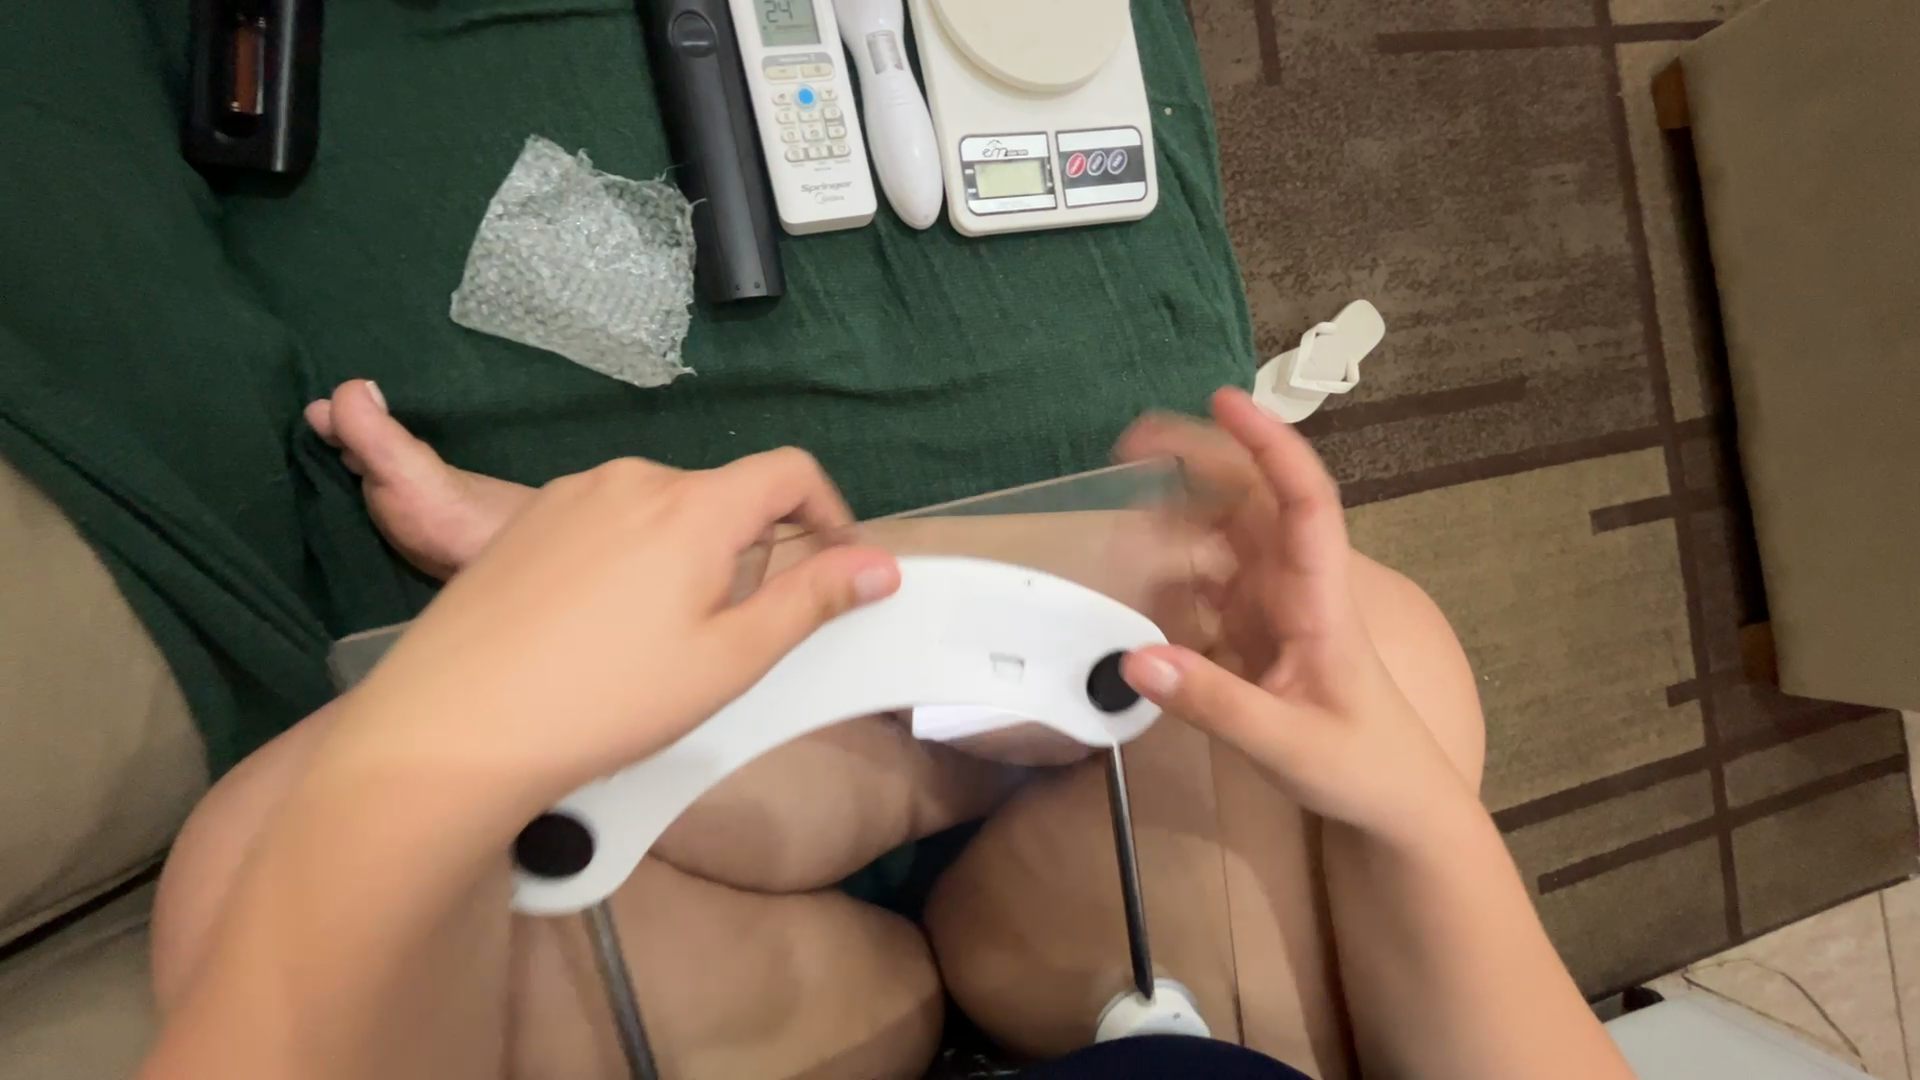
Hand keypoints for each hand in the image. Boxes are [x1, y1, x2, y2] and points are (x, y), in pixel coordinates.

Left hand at [326, 450, 900, 816]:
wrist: (448, 732)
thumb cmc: (612, 697)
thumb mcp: (733, 657)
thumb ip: (815, 599)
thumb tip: (882, 563)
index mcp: (694, 506)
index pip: (790, 471)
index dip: (829, 511)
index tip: (832, 566)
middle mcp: (635, 479)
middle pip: (728, 496)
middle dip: (753, 550)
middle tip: (729, 630)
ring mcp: (572, 494)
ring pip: (670, 509)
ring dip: (694, 553)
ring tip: (658, 634)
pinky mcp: (526, 520)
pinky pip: (613, 519)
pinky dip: (637, 554)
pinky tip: (598, 621)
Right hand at [1114, 389, 1475, 843]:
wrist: (1394, 803)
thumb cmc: (1364, 766)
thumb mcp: (1287, 743)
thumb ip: (1212, 703)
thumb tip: (1132, 659)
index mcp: (1320, 597)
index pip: (1304, 501)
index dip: (1269, 445)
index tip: (1223, 402)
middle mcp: (1293, 584)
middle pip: (1249, 500)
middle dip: (1197, 461)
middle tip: (1132, 446)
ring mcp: (1269, 604)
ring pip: (1218, 537)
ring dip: (1171, 520)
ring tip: (1119, 522)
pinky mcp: (1248, 628)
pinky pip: (1201, 585)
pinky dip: (1166, 575)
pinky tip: (1135, 581)